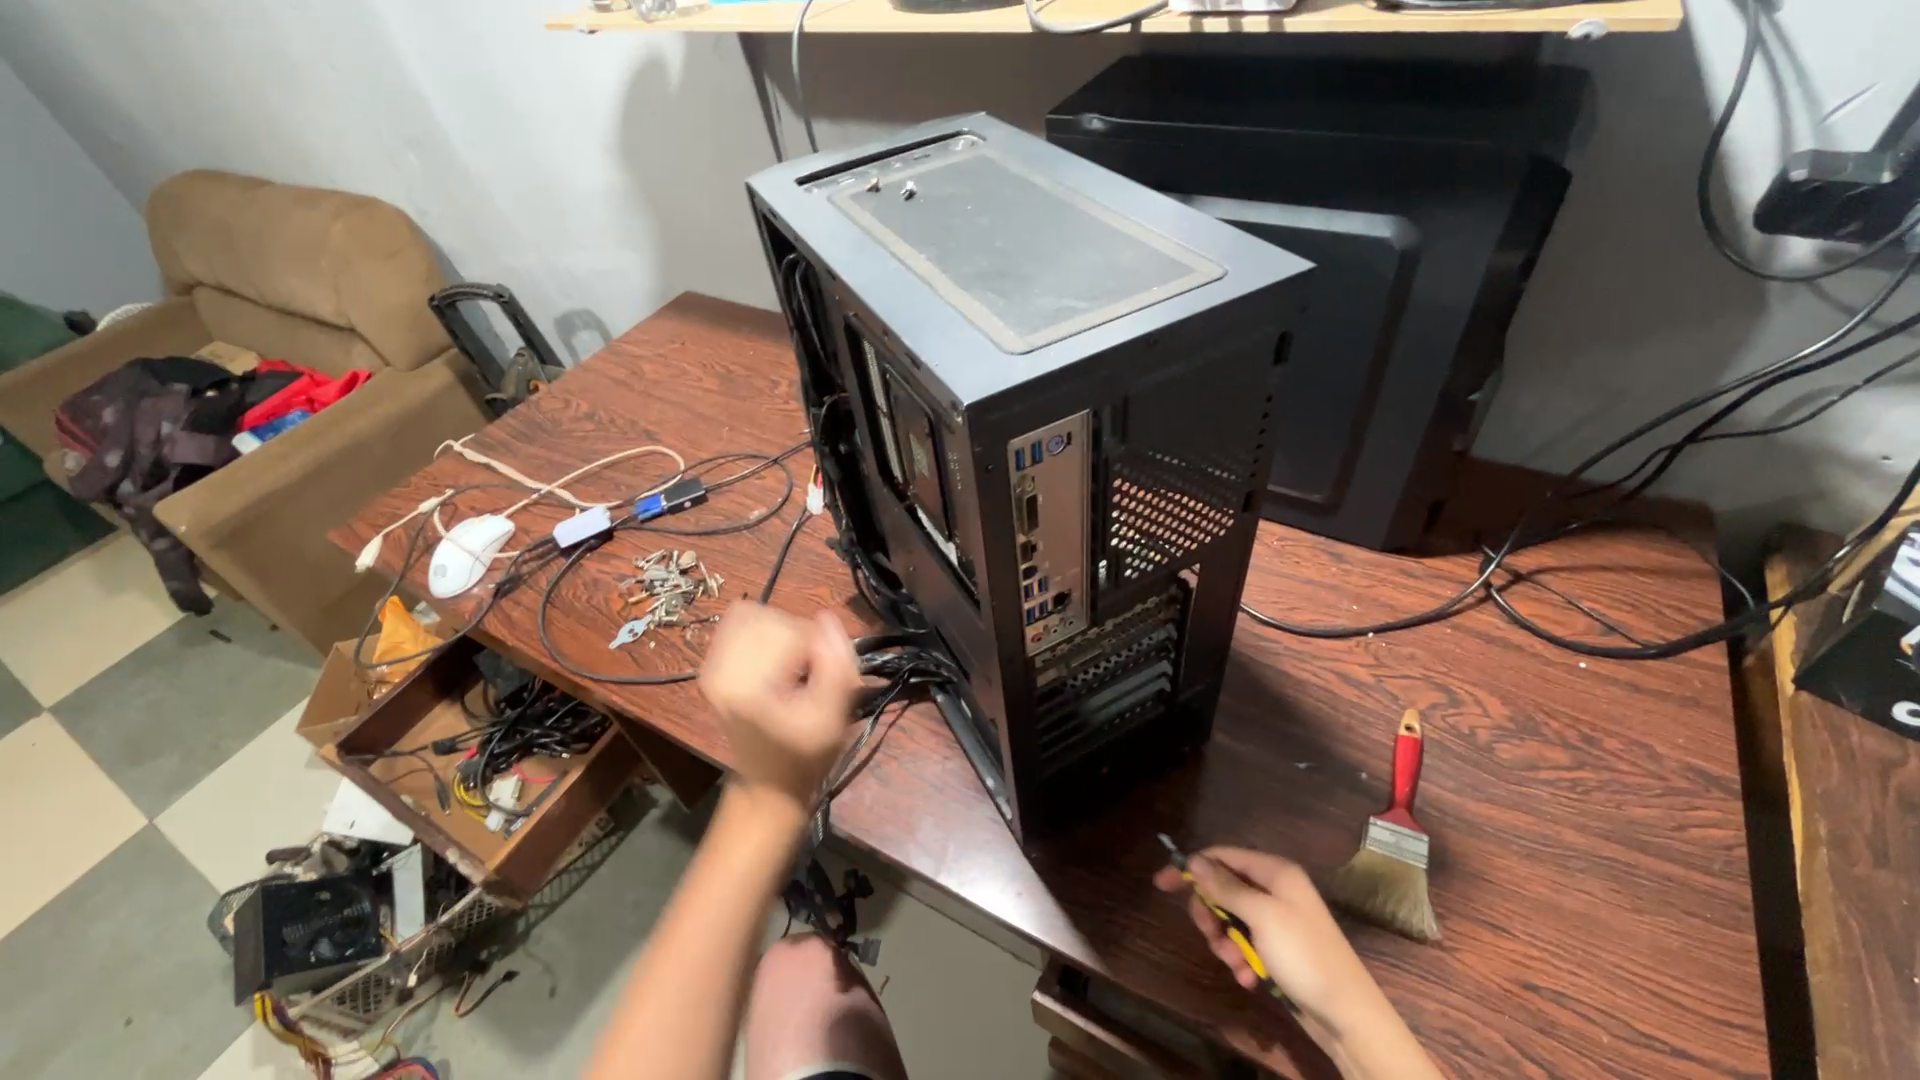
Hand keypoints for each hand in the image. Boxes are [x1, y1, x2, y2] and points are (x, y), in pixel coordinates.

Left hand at [699, 603, 861, 812]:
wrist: (767, 784)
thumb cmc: (804, 756)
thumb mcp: (834, 717)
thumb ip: (837, 664)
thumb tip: (827, 618)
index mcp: (748, 686)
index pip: (790, 630)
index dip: (815, 646)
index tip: (820, 676)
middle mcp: (719, 670)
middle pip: (768, 617)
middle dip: (797, 635)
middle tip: (807, 669)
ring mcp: (710, 666)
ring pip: (751, 614)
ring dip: (779, 630)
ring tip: (790, 662)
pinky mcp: (710, 665)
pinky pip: (737, 622)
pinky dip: (761, 631)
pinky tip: (773, 658)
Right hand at [1153, 847, 1380, 1031]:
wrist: (1346, 1013)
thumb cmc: (1304, 955)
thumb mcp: (1261, 916)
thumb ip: (1226, 887)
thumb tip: (1194, 860)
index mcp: (1275, 872)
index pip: (1222, 856)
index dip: (1192, 868)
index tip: (1161, 885)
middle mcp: (1275, 889)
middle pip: (1223, 888)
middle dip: (1211, 914)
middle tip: (1211, 936)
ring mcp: (1276, 919)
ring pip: (1230, 919)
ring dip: (1225, 943)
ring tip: (1238, 965)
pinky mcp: (1277, 947)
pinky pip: (1244, 943)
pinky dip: (1240, 959)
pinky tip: (1248, 978)